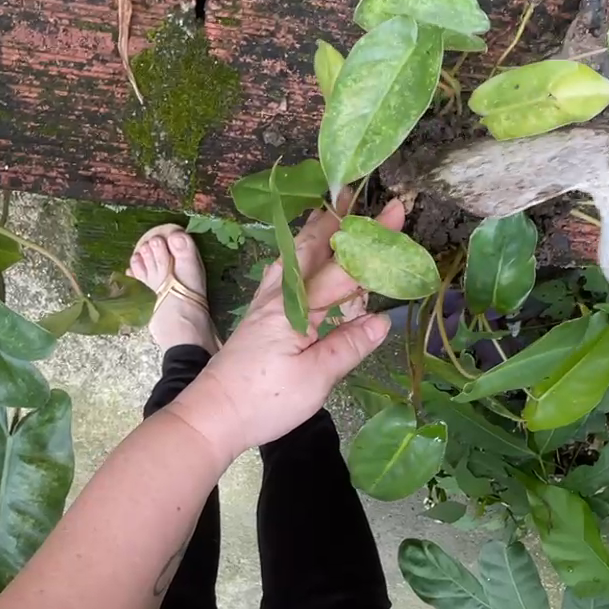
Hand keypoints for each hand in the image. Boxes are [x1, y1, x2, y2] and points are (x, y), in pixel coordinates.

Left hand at [164, 194, 398, 461]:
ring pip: (292, 258)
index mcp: (297, 309)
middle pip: (312, 249)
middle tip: (352, 192)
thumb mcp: (315, 379)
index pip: (344, 269)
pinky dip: (297, 257)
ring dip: (313, 234)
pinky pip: (282, 275)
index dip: (374, 241)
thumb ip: (348, 346)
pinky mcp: (257, 319)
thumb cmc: (263, 401)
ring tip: (327, 214)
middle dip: (336, 220)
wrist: (211, 416)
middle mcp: (278, 298)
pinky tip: (297, 260)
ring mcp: (264, 306)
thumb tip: (382, 320)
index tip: (397, 208)